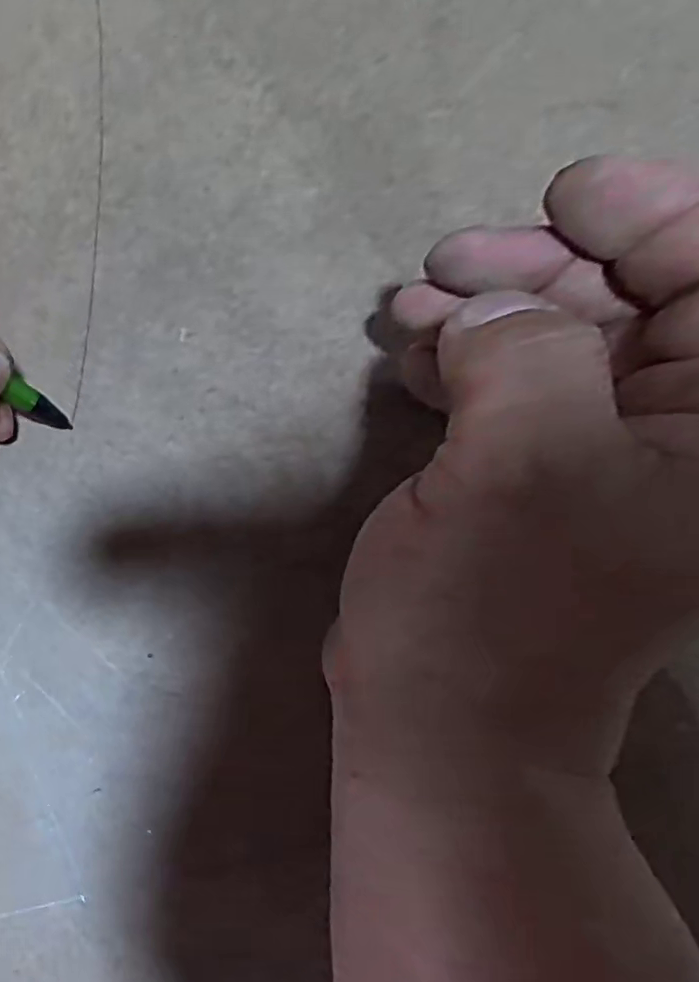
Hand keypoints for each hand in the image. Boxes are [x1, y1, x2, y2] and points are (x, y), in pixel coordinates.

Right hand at [331, 156, 698, 777]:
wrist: (442, 696)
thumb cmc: (492, 593)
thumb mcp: (518, 466)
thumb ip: (523, 361)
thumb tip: (485, 304)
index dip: (662, 222)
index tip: (571, 188)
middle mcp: (690, 440)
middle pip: (645, 313)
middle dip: (549, 271)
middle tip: (455, 251)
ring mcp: (607, 465)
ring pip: (562, 355)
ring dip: (485, 319)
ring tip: (409, 300)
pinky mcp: (531, 486)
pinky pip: (511, 399)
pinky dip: (461, 368)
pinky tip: (411, 351)